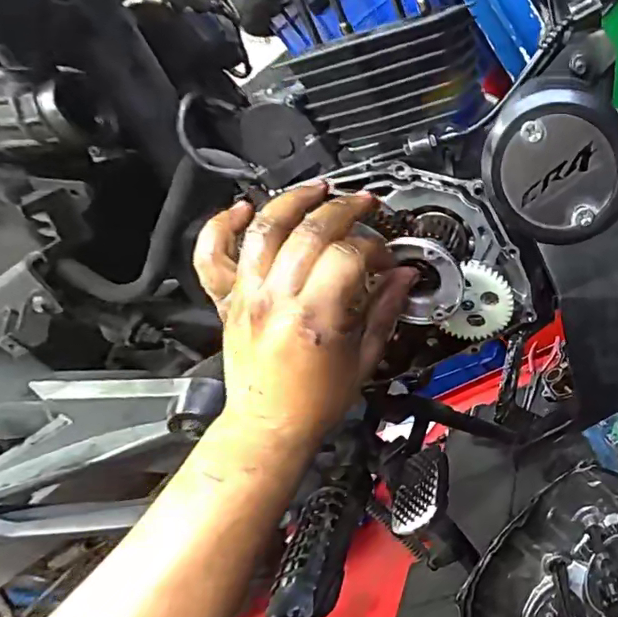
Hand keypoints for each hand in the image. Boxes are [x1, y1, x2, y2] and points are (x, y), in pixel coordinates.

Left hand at [193, 183, 415, 446]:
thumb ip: (386, 310)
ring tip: (317, 191)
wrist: (270, 425)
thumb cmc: (315, 401)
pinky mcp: (230, 302)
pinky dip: (223, 226)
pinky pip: (213, 256)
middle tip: (365, 205)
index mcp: (315, 319)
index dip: (375, 248)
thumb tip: (404, 277)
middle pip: (309, 231)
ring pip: (263, 230)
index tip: (387, 258)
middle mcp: (277, 302)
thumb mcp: (366, 357)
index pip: (349, 256)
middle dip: (344, 210)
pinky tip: (244, 209)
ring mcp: (249, 298)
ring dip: (292, 201)